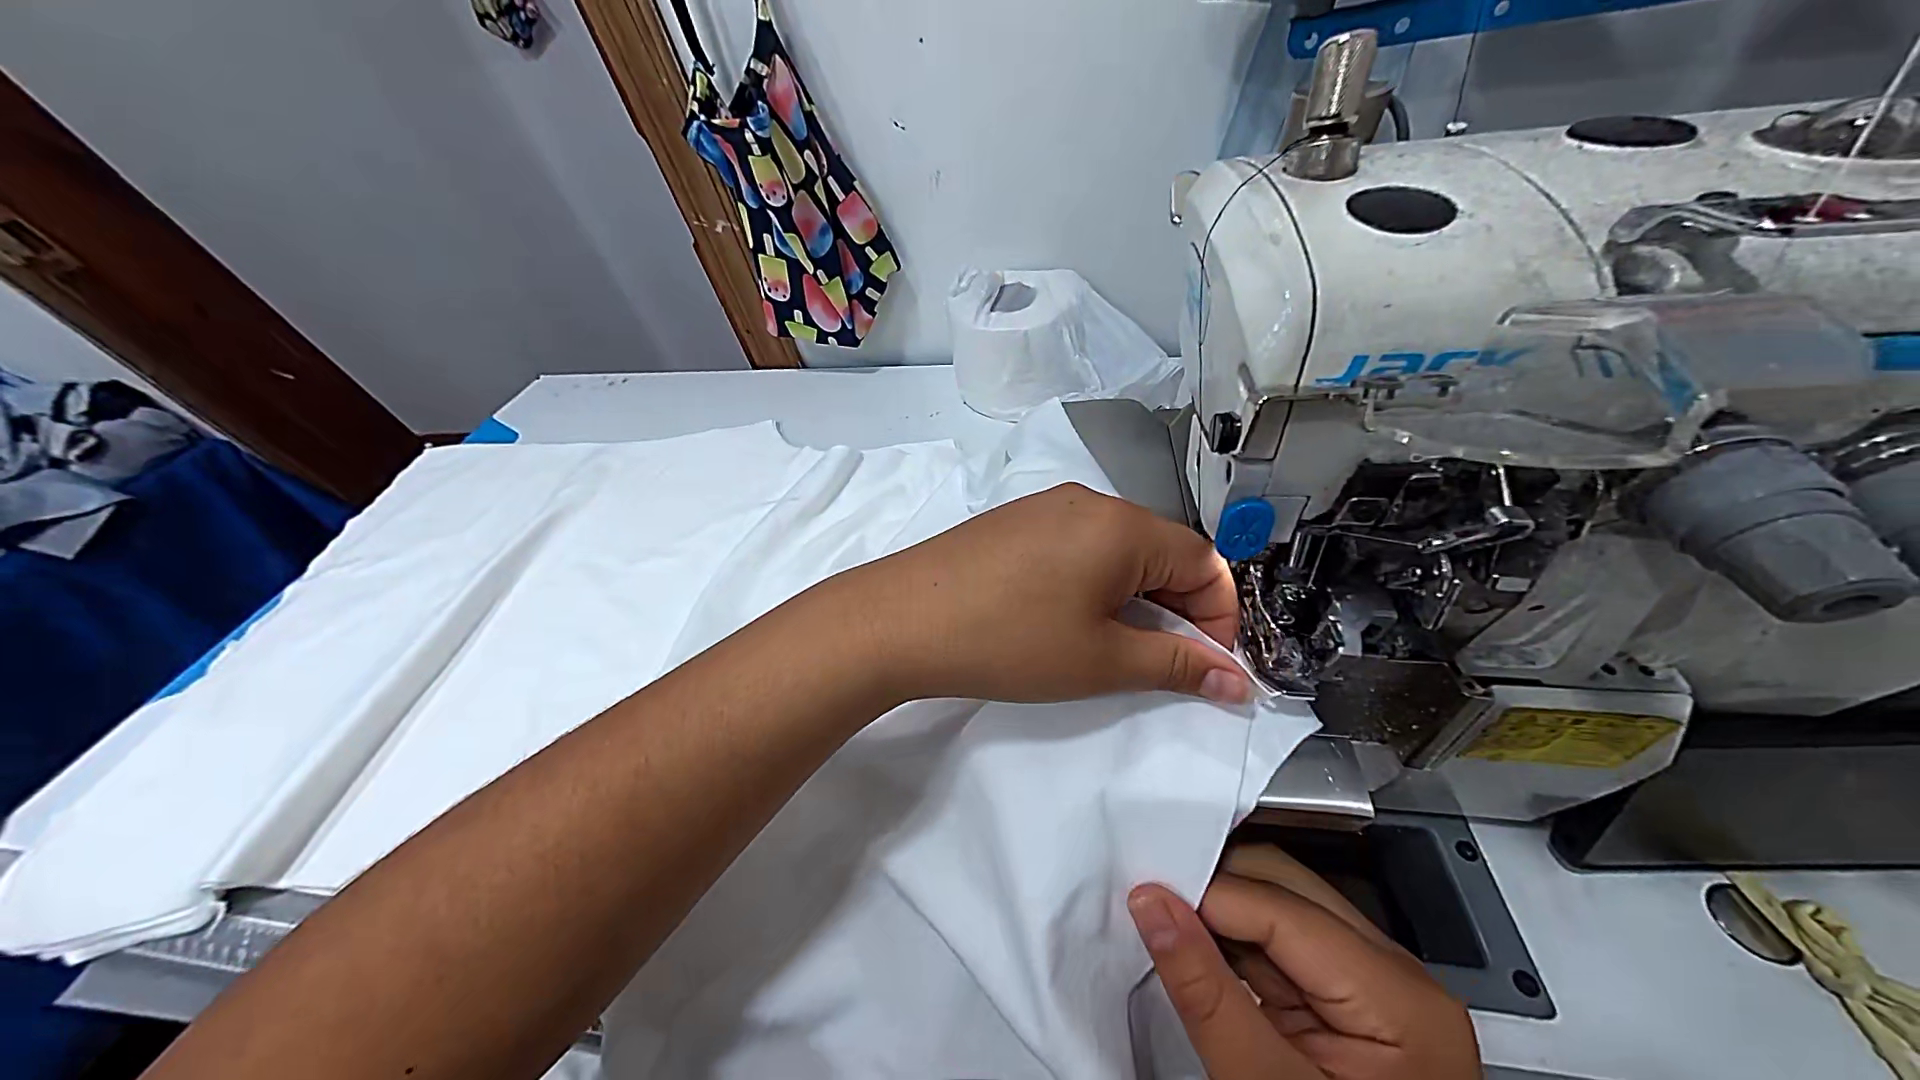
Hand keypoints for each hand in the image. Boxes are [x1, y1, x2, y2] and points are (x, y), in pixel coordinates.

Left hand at [817, 482, 1253, 706]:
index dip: (1219, 617)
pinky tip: (1064, 614)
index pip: (1204, 562)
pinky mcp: (1014, 520)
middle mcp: (1089, 501)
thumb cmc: (1010, 641)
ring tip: (1110, 642)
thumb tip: (1239, 682)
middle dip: (1177, 607)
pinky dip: (1093, 579)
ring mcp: (1045, 505)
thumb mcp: (1102, 660)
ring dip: (1135, 594)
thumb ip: (1178, 664)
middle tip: (1159, 660)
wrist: (899, 620)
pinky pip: (1077, 543)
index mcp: (1123, 525)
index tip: (1206, 665)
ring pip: (1118, 547)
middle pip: (1162, 550)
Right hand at [1129, 845, 1479, 1079]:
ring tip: (1170, 928)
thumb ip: (1205, 992)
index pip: (1282, 908)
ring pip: (1277, 902)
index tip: (1147, 895)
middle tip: (1153, 904)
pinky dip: (1232, 938)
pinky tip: (1200, 952)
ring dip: (1218, 911)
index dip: (1208, 895)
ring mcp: (1374, 983)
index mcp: (1398, 1000)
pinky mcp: (1344, 996)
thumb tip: (1155, 908)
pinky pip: (1277, 937)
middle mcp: (1396, 976)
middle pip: (1285, 885)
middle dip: (1214, 889)